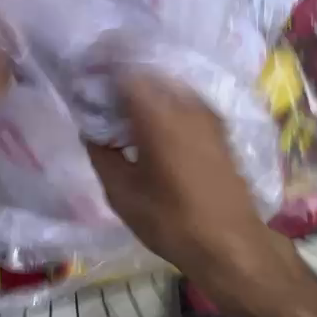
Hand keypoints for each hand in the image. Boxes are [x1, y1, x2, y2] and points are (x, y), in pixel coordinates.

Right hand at [86, 72, 277, 280]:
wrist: (232, 246)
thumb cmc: (173, 221)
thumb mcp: (122, 193)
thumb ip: (101, 153)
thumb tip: (91, 130)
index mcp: (157, 113)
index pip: (123, 71)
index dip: (101, 71)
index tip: (84, 80)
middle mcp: (183, 103)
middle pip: (146, 72)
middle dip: (122, 76)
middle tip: (101, 94)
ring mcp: (206, 113)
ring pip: (166, 83)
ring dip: (144, 88)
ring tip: (125, 108)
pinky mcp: (218, 127)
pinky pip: (184, 99)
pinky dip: (165, 101)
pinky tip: (153, 122)